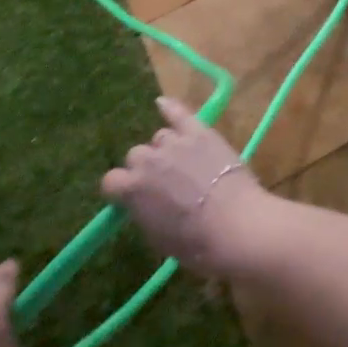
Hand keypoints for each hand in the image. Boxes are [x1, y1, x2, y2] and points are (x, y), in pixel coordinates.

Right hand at [101, 97, 272, 275]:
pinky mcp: (200, 132)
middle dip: (145, 168)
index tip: (129, 197)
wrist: (236, 223)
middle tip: (162, 184)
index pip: (111, 181)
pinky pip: (180, 113)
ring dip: (165, 150)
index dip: (120, 190)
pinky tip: (162, 103)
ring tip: (181, 163)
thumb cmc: (197, 244)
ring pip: (160, 138)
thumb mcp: (159, 238)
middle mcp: (149, 160)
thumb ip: (145, 213)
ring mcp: (175, 143)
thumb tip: (144, 204)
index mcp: (133, 190)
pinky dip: (171, 108)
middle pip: (137, 155)